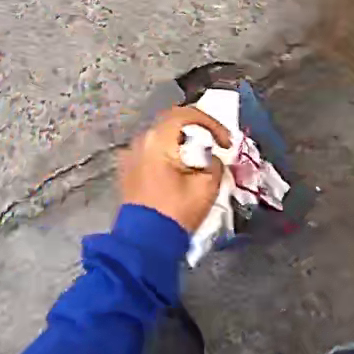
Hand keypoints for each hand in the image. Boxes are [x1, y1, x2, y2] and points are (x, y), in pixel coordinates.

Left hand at [119, 106, 231, 231]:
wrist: (145, 239)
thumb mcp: (206, 188)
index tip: (225, 142)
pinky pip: (151, 150)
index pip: (185, 114)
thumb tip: (212, 157)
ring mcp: (131, 152)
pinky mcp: (128, 166)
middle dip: (197, 131)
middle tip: (215, 145)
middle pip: (171, 122)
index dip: (210, 123)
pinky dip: (168, 153)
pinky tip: (180, 170)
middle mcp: (140, 139)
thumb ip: (214, 164)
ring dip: (182, 143)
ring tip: (200, 160)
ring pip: (161, 136)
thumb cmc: (176, 211)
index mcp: (157, 140)